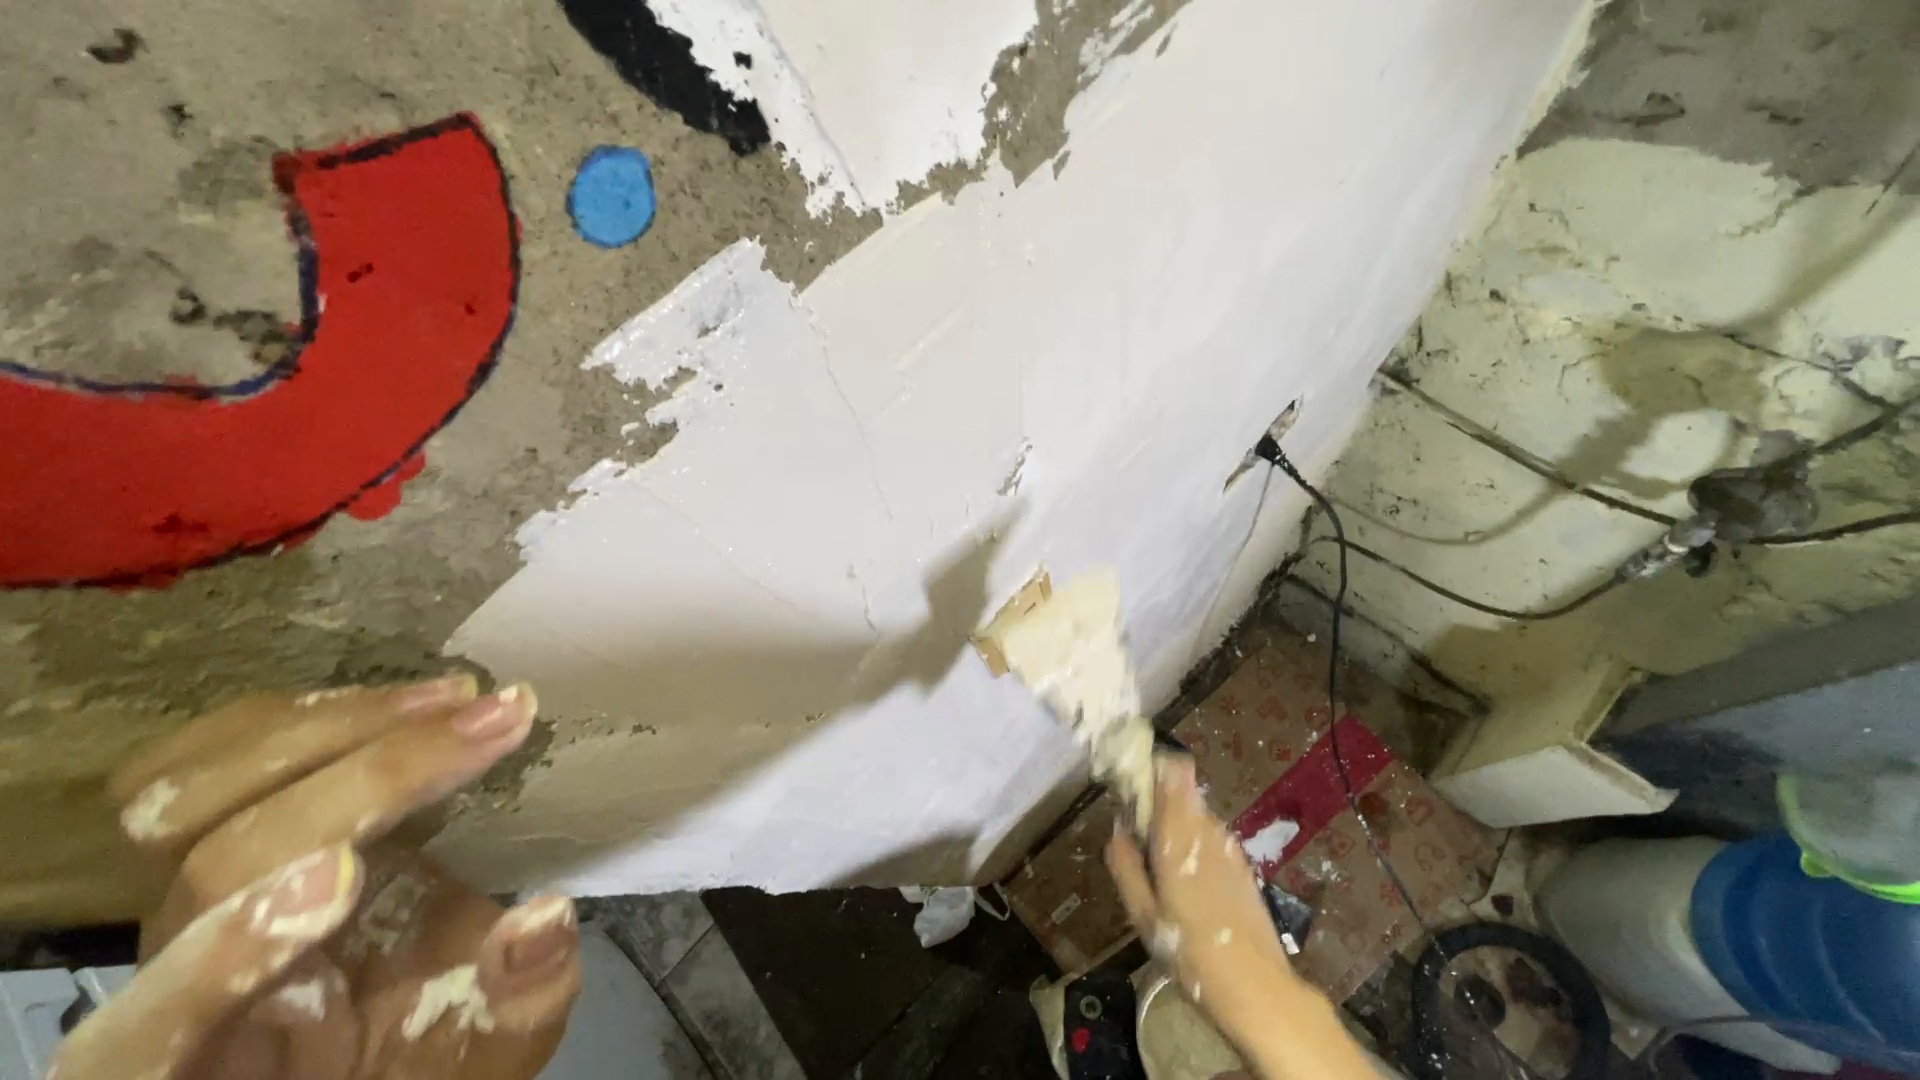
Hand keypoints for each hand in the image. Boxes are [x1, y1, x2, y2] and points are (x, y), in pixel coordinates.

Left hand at [52, 677, 581, 1079]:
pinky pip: (214, 756)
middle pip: (214, 857)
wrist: (381, 1029)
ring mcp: (182, 891)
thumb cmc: (426, 1054)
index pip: (152, 1028)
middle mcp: (169, 970)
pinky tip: (402, 703)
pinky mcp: (219, 831)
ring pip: (195, 789)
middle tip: (492, 721)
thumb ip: (516, 1004)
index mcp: (217, 1061)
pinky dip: (309, 713)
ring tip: (457, 696)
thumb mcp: (488, 1052)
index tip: (348, 870)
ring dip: (340, 725)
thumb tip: (548, 915)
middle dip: (368, 777)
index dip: (225, 952)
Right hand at [1106, 754, 1298, 1040]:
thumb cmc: (1191, 953)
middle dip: (1157, 798)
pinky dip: (1194, 844)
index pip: (1174, 771)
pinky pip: (1212, 839)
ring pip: (1197, 814)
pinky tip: (1186, 881)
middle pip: (1182, 790)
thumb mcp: (1143, 915)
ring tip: (1156, 861)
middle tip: (1135, 830)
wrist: (1258, 990)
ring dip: (1175, 823)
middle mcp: (1208, 831)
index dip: (1152, 766)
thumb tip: (1117, 828)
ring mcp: (1231, 848)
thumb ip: (1126, 865)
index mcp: (1178, 836)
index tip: (1130, 780)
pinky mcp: (1244, 867)